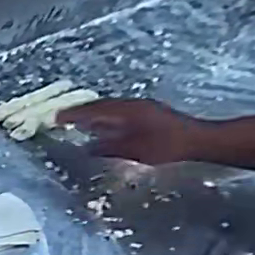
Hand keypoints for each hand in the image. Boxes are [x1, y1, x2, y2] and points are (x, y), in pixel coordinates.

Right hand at [57, 98, 210, 164]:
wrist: (199, 140)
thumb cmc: (165, 146)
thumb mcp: (130, 150)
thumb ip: (106, 147)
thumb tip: (87, 148)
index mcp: (127, 112)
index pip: (94, 110)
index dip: (73, 114)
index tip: (55, 118)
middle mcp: (133, 106)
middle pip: (101, 105)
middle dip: (80, 110)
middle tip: (61, 117)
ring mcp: (142, 108)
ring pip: (110, 106)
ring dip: (92, 111)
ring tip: (76, 119)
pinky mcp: (149, 113)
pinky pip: (118, 110)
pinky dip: (104, 115)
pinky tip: (99, 123)